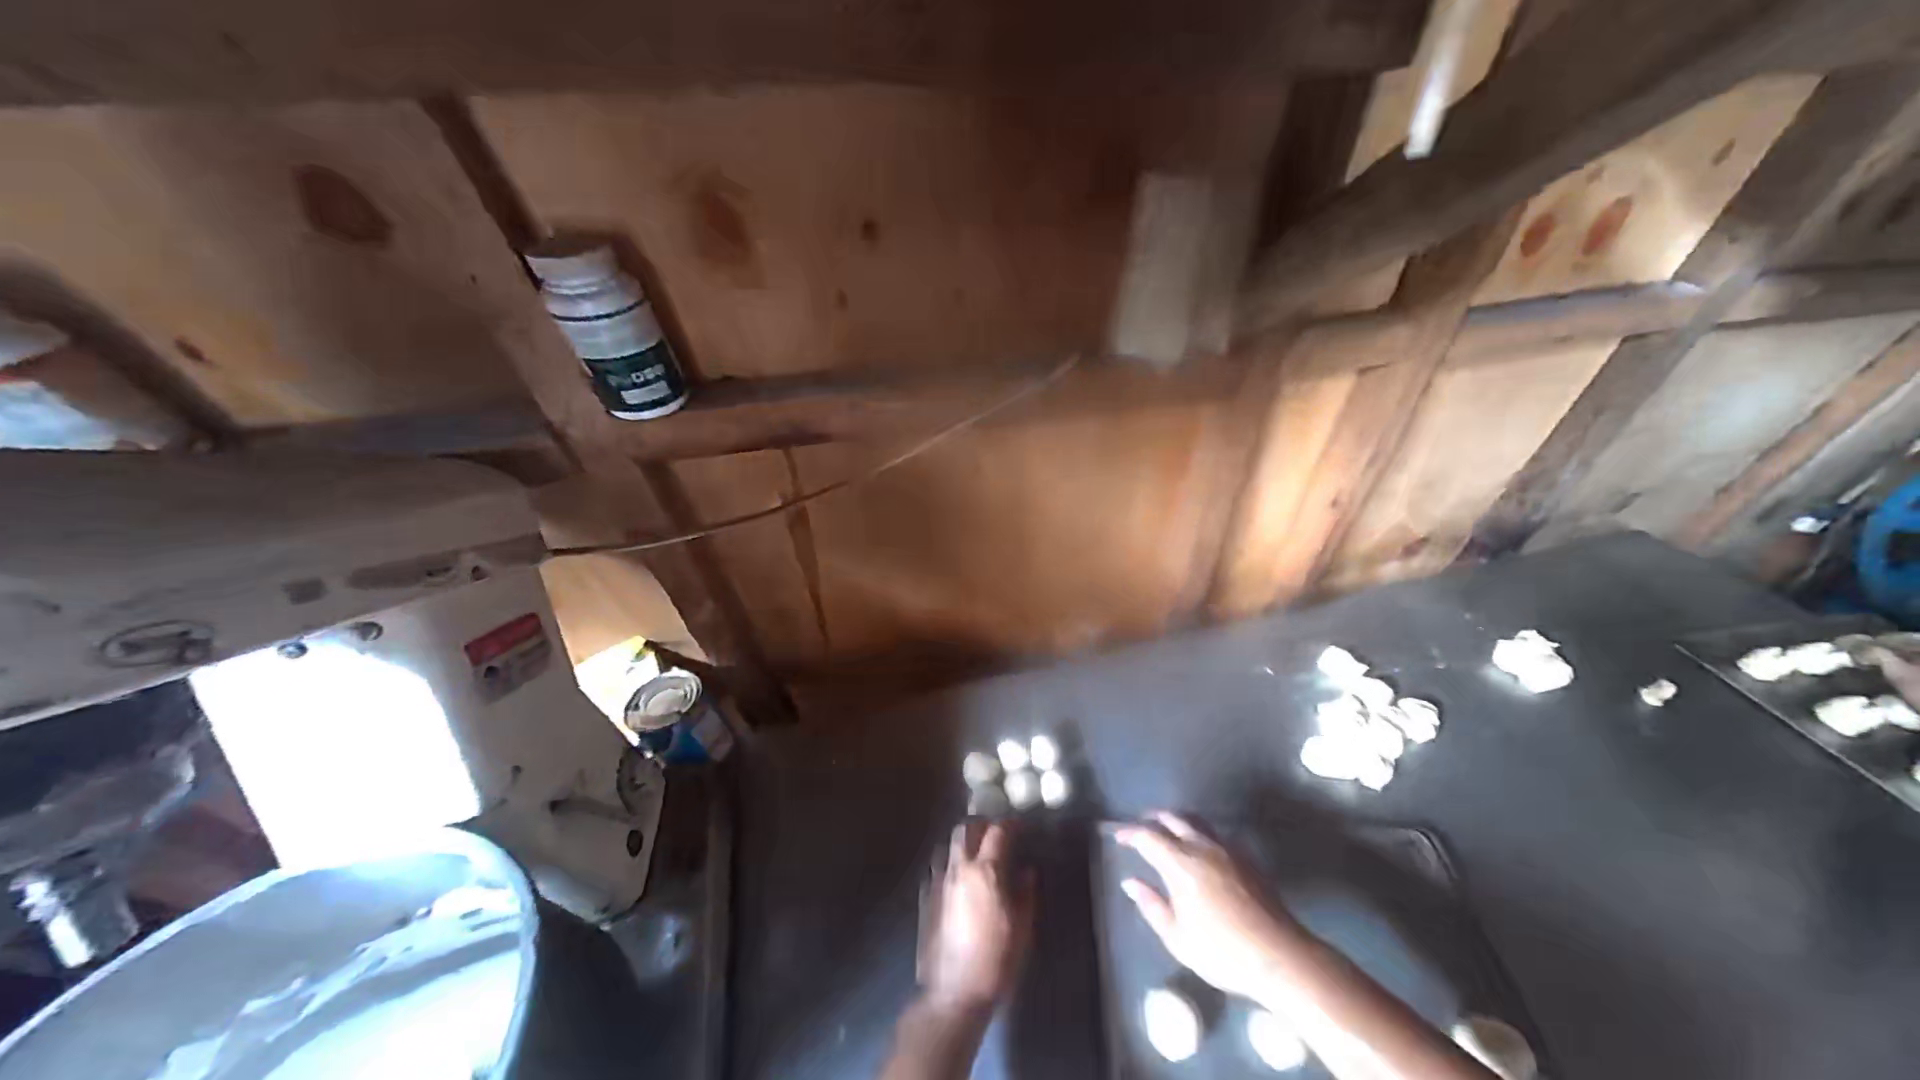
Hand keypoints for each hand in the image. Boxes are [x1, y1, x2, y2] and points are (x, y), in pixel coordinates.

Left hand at [918, 821, 1032, 1011]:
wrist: (953, 993)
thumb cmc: (996, 961)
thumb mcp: (1022, 929)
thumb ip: (1025, 893)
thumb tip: (1027, 871)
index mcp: (985, 872)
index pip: (997, 831)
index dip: (1010, 824)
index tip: (1019, 826)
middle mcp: (958, 868)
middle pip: (965, 829)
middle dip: (980, 824)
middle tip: (994, 833)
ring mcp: (937, 881)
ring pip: (947, 845)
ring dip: (962, 842)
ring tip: (975, 853)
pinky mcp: (924, 898)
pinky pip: (936, 868)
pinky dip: (948, 864)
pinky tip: (956, 878)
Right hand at [1117, 811, 1303, 1000]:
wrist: (1281, 957)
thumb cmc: (1223, 952)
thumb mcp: (1177, 938)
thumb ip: (1152, 906)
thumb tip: (1130, 882)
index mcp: (1181, 864)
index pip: (1148, 836)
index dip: (1130, 833)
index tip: (1118, 837)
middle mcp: (1203, 848)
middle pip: (1174, 819)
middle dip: (1154, 819)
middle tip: (1142, 825)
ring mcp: (1229, 850)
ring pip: (1198, 822)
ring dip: (1178, 821)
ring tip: (1169, 831)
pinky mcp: (1248, 859)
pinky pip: (1217, 834)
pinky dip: (1201, 833)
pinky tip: (1202, 849)